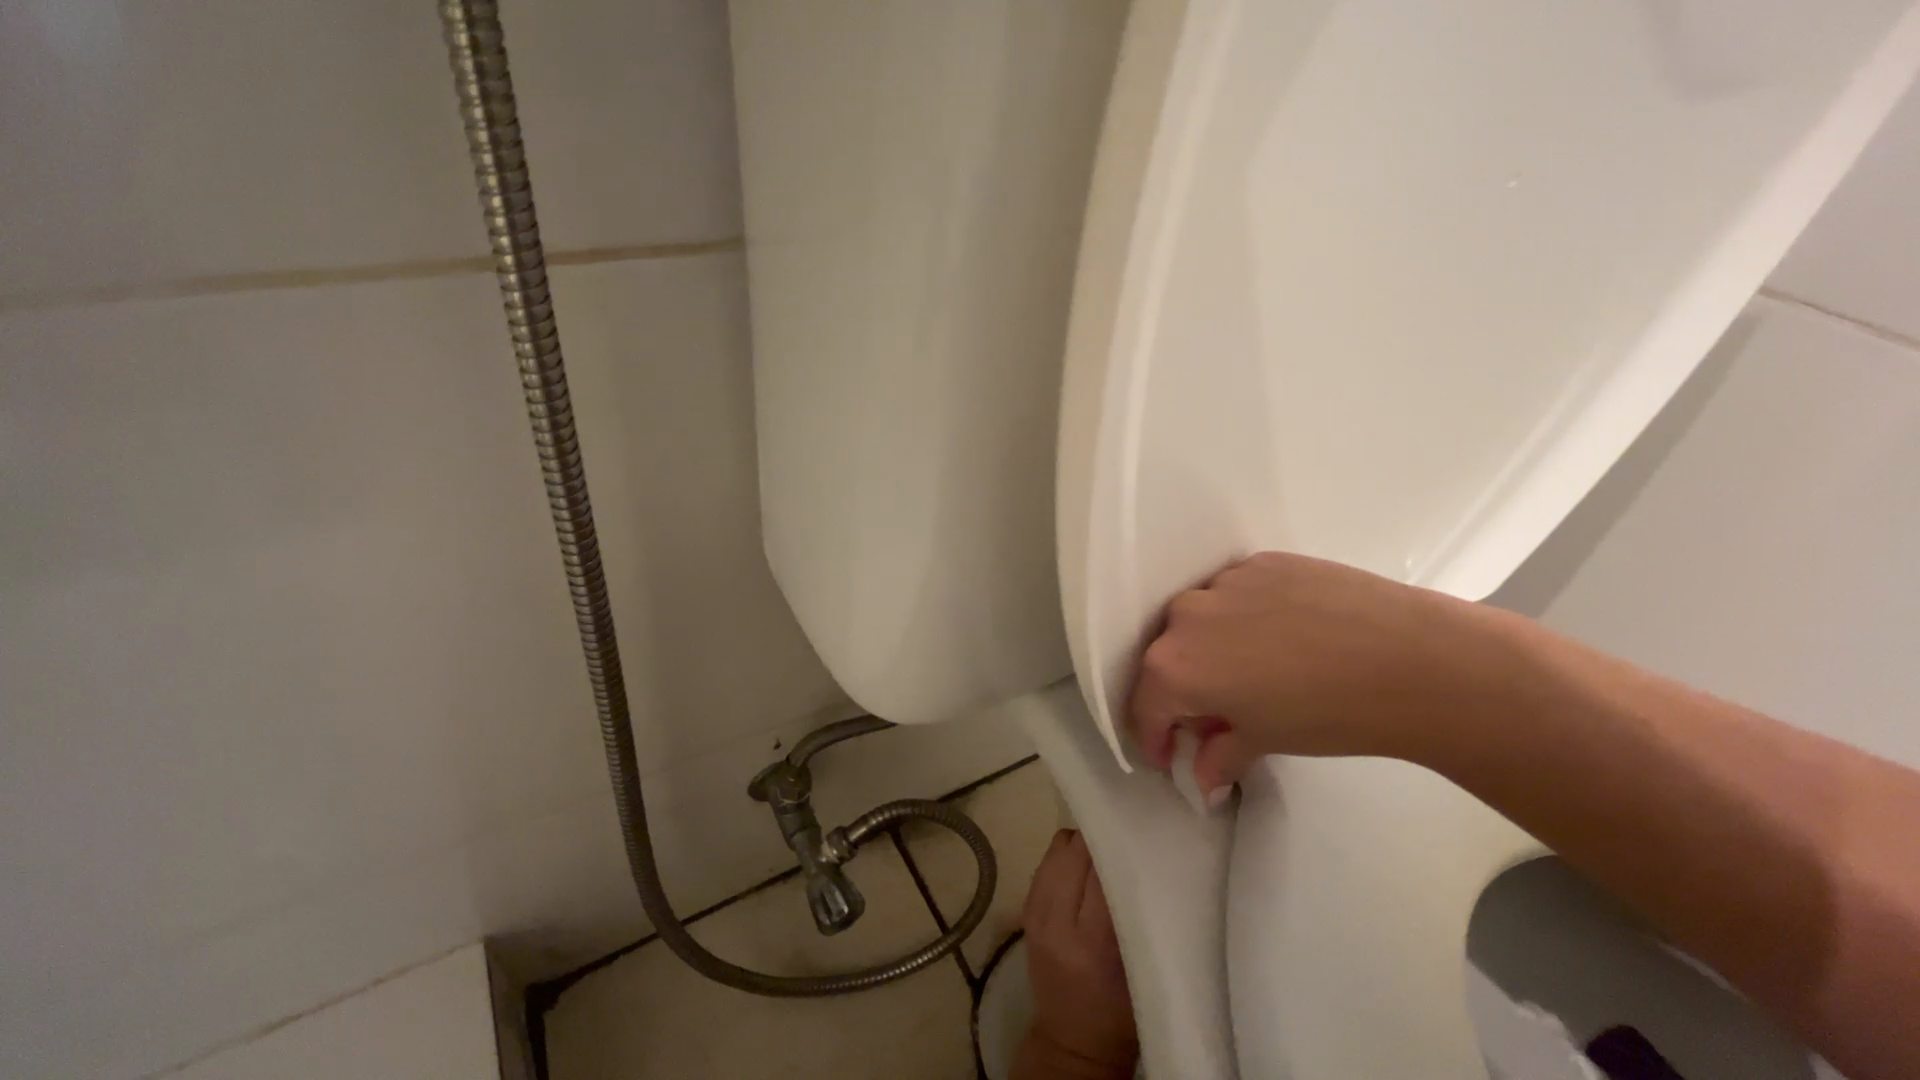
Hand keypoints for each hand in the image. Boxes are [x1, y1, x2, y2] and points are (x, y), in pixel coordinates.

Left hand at [1015, 830, 1136, 1079]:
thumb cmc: (1120, 1012)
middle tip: (1124, 839)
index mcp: (1091, 942)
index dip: (1118, 845)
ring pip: (1055, 849)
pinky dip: (1065, 858)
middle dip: (1098, 838)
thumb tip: (1144, 859)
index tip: (1141, 832)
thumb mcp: (1141, 966)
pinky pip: (1045, 864)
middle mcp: (1055, 921)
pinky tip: (1083, 869)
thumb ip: (1138, 914)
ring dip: (1080, 845)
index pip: (1099, 869)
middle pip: (1072, 850)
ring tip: (1104, 852)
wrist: (1071, 1042)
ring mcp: (1034, 914)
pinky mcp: (1025, 912)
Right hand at [1127, 551, 1519, 795]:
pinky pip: (1235, 592)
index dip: (1154, 738)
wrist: (1411, 659)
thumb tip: (1204, 777)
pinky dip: (1243, 617)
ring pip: (1200, 620)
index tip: (1169, 756)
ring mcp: (1224, 582)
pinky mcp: (1263, 561)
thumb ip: (1219, 754)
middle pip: (1167, 658)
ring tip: (1253, 671)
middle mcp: (1184, 617)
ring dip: (1211, 649)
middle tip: (1217, 716)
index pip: (1145, 706)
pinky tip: (1282, 637)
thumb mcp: (1264, 741)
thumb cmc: (1327, 714)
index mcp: (1172, 667)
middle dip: (1183, 690)